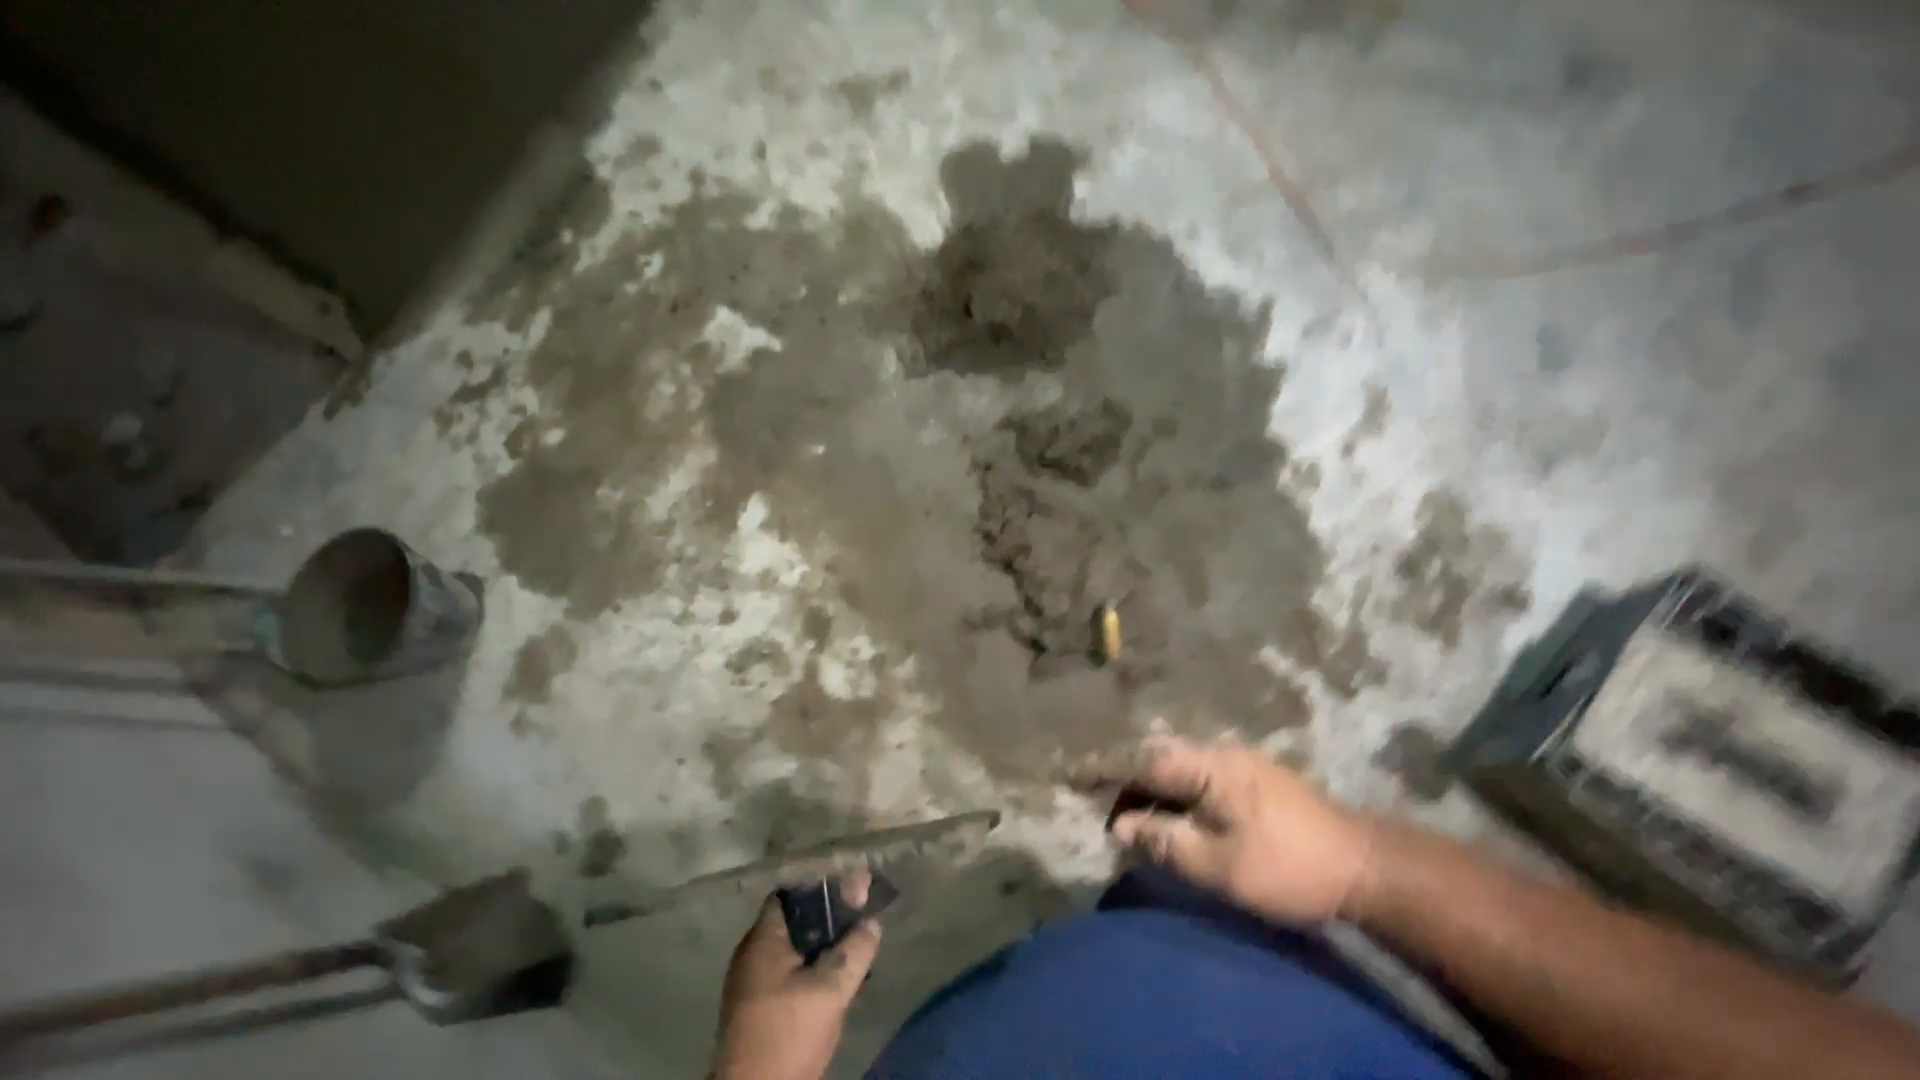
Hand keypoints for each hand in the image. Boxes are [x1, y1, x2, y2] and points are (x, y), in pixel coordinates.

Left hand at [711, 874, 883, 1079]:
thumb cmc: (788, 1031)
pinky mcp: (760, 1005)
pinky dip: (816, 966)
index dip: (825, 885)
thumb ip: (854, 951)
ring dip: (827, 944)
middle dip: (832, 915)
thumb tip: (872, 922)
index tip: (856, 887)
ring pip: (796, 947)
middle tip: (865, 915)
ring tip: (860, 945)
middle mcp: (753, 953)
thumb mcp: (830, 989)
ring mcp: (754, 981)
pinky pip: (791, 971)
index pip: (792, 892)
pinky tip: (842, 976)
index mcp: (763, 939)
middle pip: (796, 919)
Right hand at [1068, 734, 1375, 924]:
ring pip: (1179, 765)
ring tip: (1127, 814)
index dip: (1102, 768)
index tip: (1067, 774)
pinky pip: (1197, 775)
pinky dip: (1173, 790)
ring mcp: (1242, 763)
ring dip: (1149, 786)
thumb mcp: (1216, 863)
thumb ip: (1162, 840)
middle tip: (1095, 801)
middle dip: (1123, 776)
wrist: (1364, 865)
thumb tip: (1120, 826)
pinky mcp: (1256, 779)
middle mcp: (1222, 753)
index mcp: (1210, 766)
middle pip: (1158, 756)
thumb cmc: (1285, 865)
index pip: (1142, 760)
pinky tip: (1169, 813)